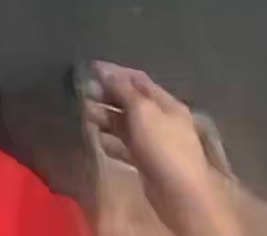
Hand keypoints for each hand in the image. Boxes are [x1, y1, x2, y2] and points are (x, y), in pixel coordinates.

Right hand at [87, 62, 239, 235]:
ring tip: (85, 115)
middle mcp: (161, 120)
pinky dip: (109, 139)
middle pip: (129, 99)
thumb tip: (102, 69)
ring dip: (104, 116)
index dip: (114, 71)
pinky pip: (123, 144)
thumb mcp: (142, 110)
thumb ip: (121, 88)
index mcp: (166, 104)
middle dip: (106, 94)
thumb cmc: (164, 147)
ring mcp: (154, 142)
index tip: (89, 69)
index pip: (137, 78)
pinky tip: (96, 139)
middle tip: (83, 93)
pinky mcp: (146, 161)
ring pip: (124, 122)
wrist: (183, 198)